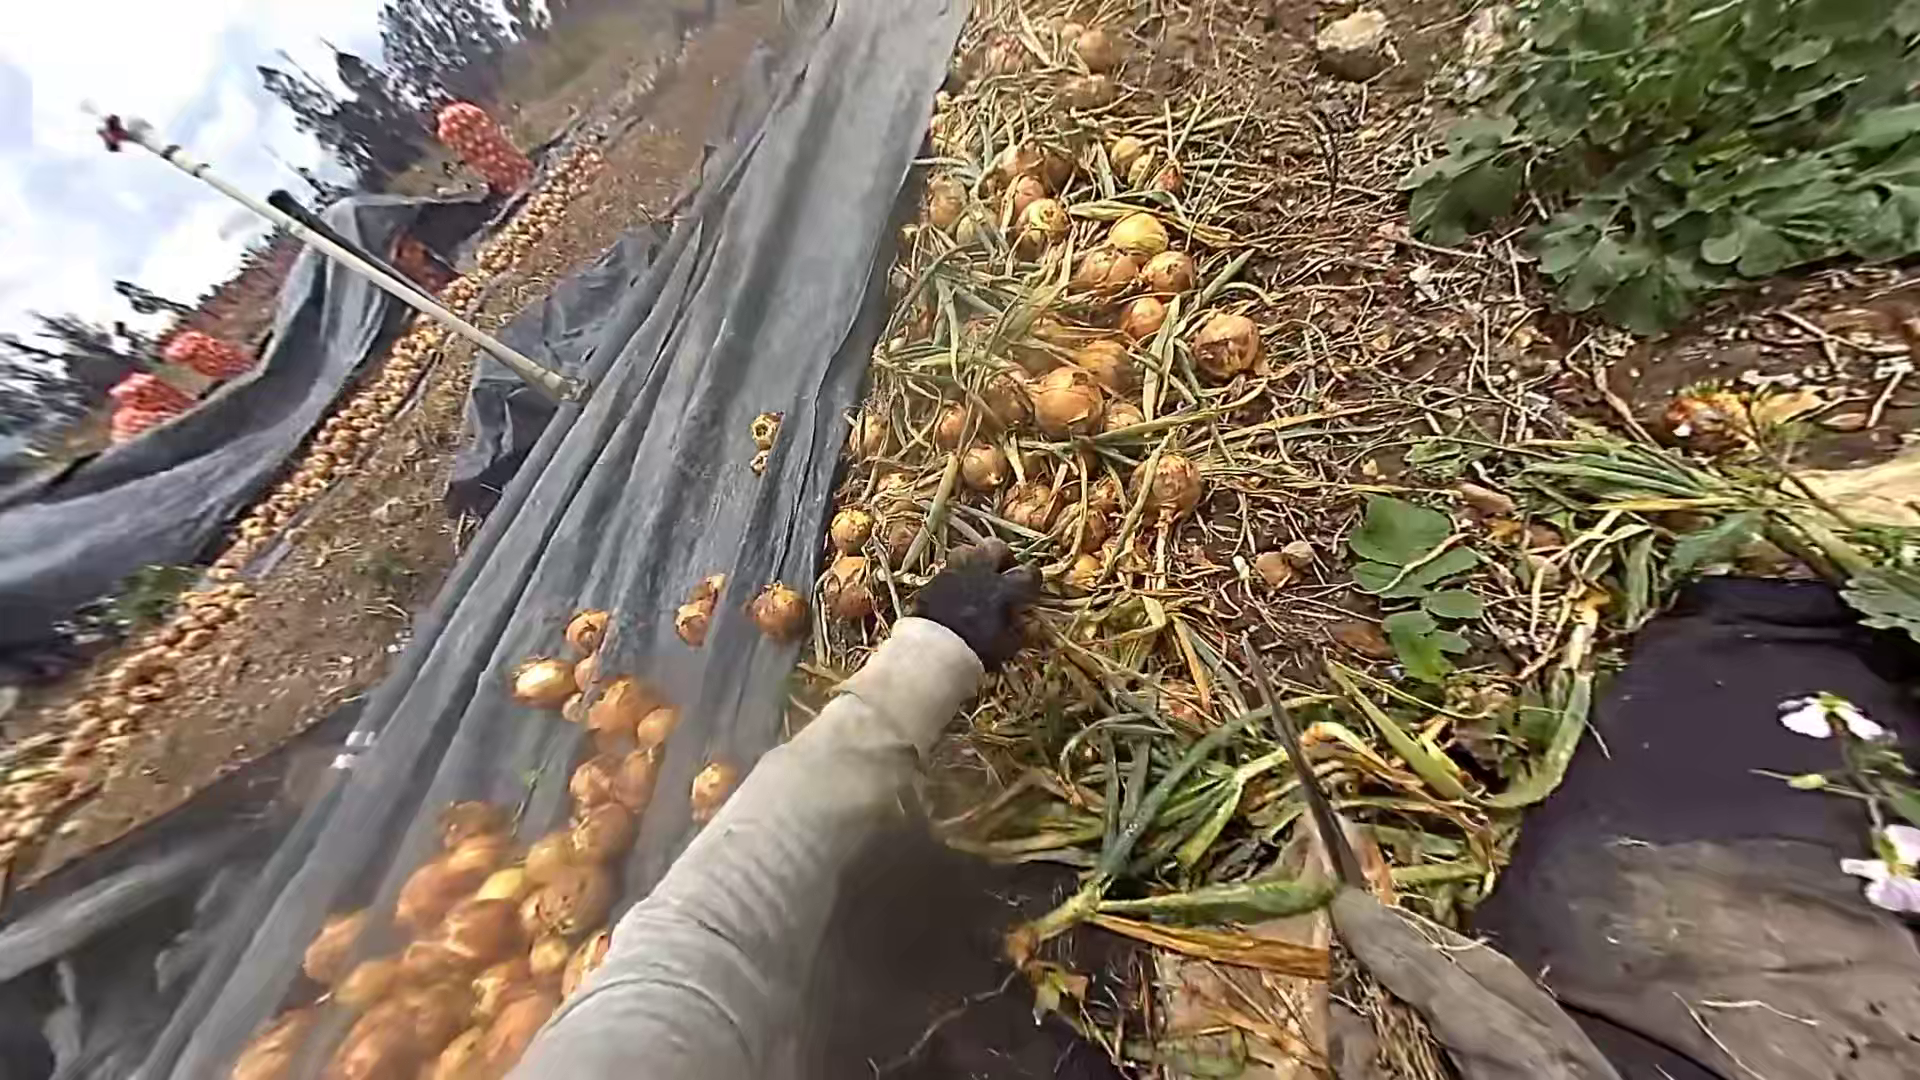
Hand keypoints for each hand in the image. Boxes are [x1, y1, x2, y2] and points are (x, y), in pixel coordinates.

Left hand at [913, 539, 1039, 669]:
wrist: (933, 650)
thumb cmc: (977, 651)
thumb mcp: (1008, 646)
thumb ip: (1023, 630)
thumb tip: (1031, 622)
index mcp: (1006, 588)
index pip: (1029, 573)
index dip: (1032, 580)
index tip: (1030, 589)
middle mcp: (982, 572)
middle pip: (998, 548)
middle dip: (1004, 558)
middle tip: (1004, 573)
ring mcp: (956, 572)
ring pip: (970, 550)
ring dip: (976, 560)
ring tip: (977, 575)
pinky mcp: (935, 579)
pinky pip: (949, 568)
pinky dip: (956, 576)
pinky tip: (956, 590)